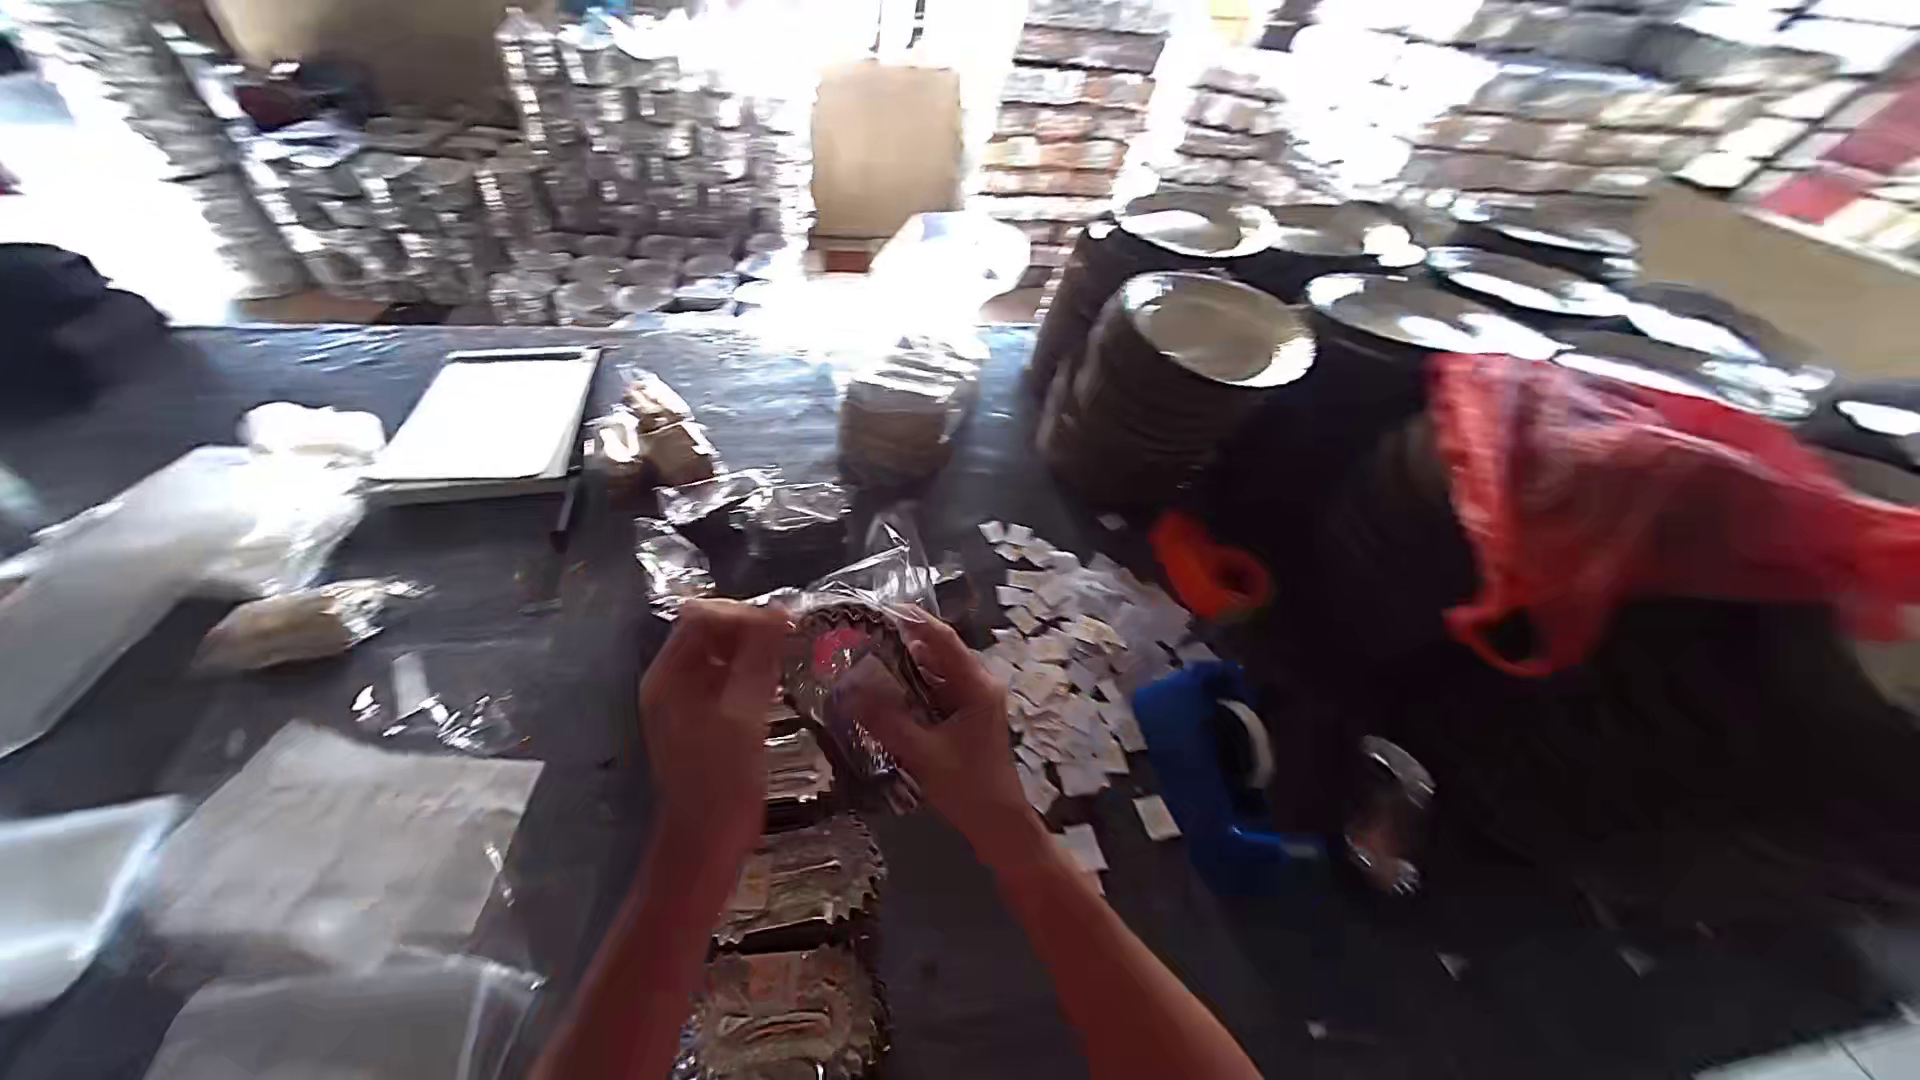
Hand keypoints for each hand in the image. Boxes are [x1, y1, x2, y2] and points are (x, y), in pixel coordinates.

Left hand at [640, 599, 791, 858]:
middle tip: (791, 637)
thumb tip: (778, 612)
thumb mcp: (743, 715)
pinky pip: (728, 674)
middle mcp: (672, 679)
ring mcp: (687, 697)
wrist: (707, 841)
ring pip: (722, 650)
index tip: (783, 624)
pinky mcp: (704, 714)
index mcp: (670, 676)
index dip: (743, 613)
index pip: (702, 616)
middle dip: (750, 626)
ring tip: (790, 653)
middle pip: (710, 629)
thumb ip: (758, 659)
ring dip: (754, 645)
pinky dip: (753, 667)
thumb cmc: (723, 780)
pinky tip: (779, 677)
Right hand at [838, 606, 1045, 863]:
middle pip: (938, 649)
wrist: (998, 823)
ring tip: (867, 653)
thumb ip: (886, 721)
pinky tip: (886, 686)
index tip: (879, 608)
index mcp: (976, 685)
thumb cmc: (968, 788)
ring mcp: (973, 697)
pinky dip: (912, 683)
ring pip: (935, 668)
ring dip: (905, 661)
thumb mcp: (923, 754)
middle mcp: (978, 683)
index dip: (912, 620)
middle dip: (902, 639)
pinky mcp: (965, 712)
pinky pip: (936, 686)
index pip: (943, 639)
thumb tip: (847, 692)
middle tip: (863, 632)